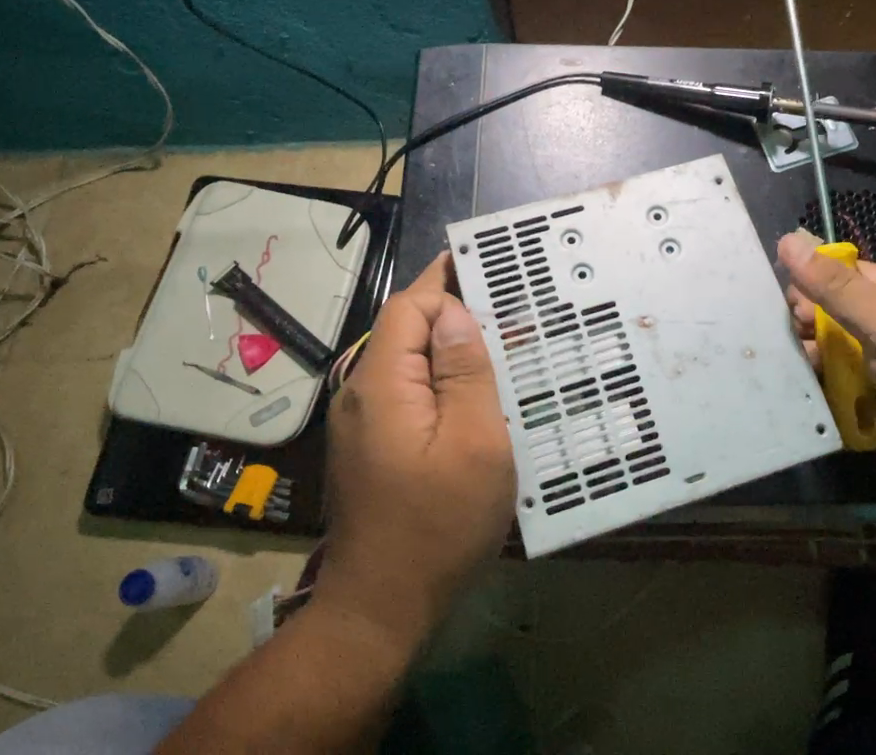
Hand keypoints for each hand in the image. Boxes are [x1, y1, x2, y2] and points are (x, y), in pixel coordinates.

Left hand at [317, 253, 515, 644]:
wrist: (381, 608)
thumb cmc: (438, 525)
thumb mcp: (474, 443)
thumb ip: (465, 372)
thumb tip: (455, 312)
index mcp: (382, 383)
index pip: (410, 306)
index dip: (448, 281)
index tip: (494, 268)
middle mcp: (361, 393)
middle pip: (407, 331)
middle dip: (456, 314)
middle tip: (515, 309)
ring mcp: (361, 423)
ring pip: (409, 363)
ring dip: (452, 351)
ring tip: (506, 347)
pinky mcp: (371, 447)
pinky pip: (408, 394)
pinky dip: (442, 383)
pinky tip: (479, 395)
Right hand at [778, 231, 875, 507]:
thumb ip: (837, 289)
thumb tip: (787, 241)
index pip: (828, 274)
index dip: (804, 286)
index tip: (792, 310)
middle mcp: (872, 327)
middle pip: (814, 317)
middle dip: (797, 330)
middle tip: (798, 350)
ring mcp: (864, 368)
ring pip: (813, 357)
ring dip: (801, 367)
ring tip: (788, 381)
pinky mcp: (857, 405)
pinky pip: (820, 393)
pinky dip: (809, 396)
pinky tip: (792, 403)